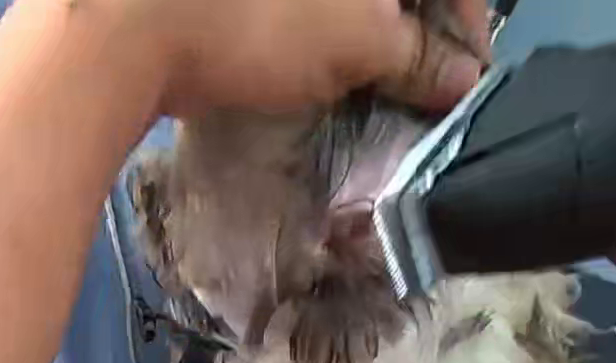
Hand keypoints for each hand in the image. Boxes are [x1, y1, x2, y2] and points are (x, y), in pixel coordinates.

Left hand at [129, 0, 489, 115]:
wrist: (148, 25)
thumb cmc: (265, 19)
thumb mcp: (357, 39)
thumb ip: (415, 55)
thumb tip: (461, 80)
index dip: (467, 23)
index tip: (467, 80)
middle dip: (424, 38)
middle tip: (429, 98)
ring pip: (366, 6)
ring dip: (384, 47)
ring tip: (394, 100)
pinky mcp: (272, 1)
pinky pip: (326, 15)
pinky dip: (343, 46)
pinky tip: (351, 84)